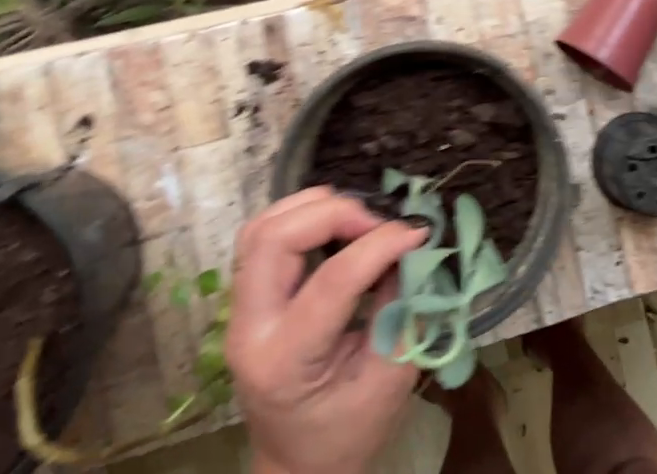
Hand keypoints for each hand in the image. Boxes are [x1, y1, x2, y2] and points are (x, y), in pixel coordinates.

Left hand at [226, 187, 427, 473]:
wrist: (300, 463)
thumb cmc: (350, 431)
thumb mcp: (391, 376)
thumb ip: (402, 305)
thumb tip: (413, 244)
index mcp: (285, 361)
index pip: (332, 280)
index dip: (380, 244)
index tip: (417, 230)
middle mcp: (248, 330)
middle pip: (275, 238)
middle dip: (335, 212)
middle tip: (380, 220)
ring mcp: (238, 313)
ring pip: (261, 228)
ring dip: (314, 208)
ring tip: (360, 217)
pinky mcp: (245, 300)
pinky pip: (262, 237)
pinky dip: (301, 217)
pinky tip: (336, 225)